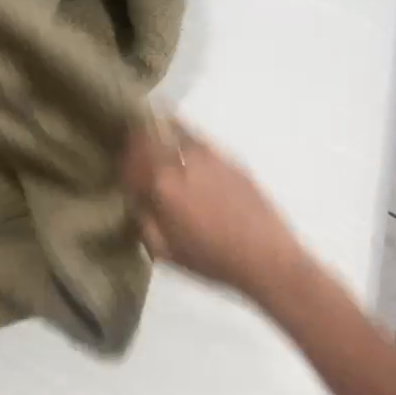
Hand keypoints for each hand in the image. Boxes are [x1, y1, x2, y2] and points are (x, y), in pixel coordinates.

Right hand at [121, 118, 310, 298]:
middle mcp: (183, 163)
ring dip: (163, 132)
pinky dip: (189, 141)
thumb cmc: (214, 261)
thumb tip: (136, 202)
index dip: (123, 160)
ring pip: (176, 130)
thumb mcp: (165, 250)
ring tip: (160, 141)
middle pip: (150, 134)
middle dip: (138, 138)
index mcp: (162, 184)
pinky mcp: (234, 162)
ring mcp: (211, 159)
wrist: (272, 264)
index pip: (130, 157)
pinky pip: (202, 142)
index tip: (123, 167)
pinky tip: (191, 155)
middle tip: (135, 145)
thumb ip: (143, 221)